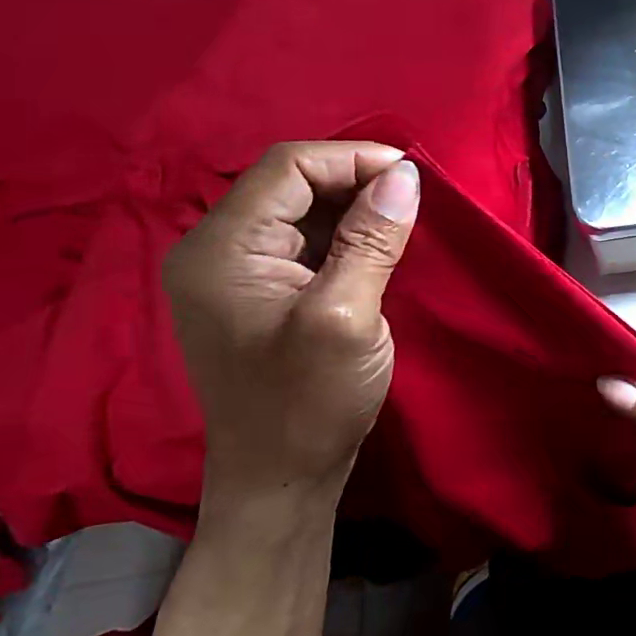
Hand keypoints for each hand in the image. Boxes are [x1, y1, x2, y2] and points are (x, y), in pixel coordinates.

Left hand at [162, 142, 419, 511]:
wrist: (281, 476)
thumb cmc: (309, 402)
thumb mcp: (347, 317)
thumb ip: (371, 242)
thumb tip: (404, 177)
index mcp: (222, 249)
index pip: (286, 168)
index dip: (353, 160)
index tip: (416, 177)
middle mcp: (217, 250)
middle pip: (290, 184)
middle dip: (357, 180)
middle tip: (418, 199)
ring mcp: (237, 274)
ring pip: (301, 211)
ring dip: (356, 207)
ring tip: (407, 219)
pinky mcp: (263, 294)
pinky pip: (306, 242)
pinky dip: (347, 234)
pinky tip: (381, 245)